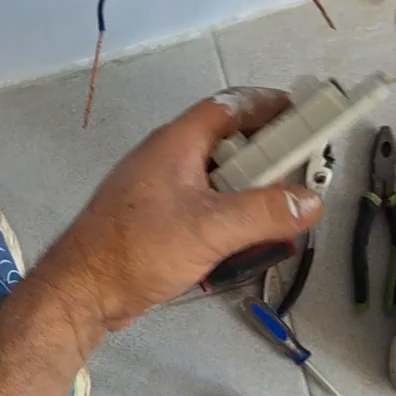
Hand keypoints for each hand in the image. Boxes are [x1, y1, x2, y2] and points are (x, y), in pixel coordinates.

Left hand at [34, 88, 324, 332]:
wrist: (83, 291)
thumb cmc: (138, 249)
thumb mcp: (209, 229)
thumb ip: (264, 213)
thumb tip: (312, 201)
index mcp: (175, 144)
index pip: (227, 107)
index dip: (266, 104)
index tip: (303, 114)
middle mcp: (168, 160)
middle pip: (227, 144)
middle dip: (267, 156)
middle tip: (300, 173)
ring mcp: (160, 192)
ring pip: (218, 180)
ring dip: (250, 193)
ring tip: (281, 213)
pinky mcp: (158, 221)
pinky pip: (204, 208)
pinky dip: (229, 218)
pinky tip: (246, 242)